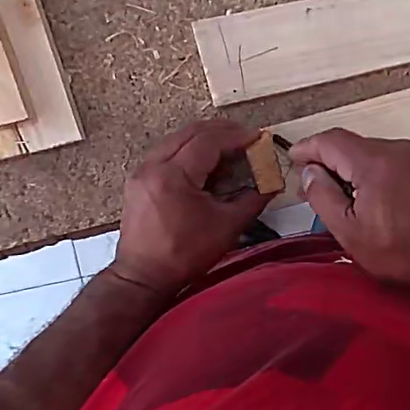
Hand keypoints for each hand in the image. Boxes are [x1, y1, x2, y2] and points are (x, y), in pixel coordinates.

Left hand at [110, 119, 274, 297]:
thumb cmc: (182, 256)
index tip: (257, 138)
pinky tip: (207, 164)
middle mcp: (152, 167)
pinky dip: (189, 151)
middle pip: (191, 132)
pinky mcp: (139, 181)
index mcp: (172, 175)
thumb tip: (271, 185)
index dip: (236, 136)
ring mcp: (142, 172)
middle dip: (222, 131)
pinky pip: (167, 153)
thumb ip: (252, 200)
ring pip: (177, 139)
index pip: (208, 141)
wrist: (144, 277)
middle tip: (246, 138)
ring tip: (230, 149)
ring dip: (205, 139)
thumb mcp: (227, 226)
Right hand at [288, 128, 409, 290]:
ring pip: (371, 152)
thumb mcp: (350, 232)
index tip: (293, 159)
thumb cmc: (404, 254)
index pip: (331, 140)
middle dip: (328, 162)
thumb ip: (323, 197)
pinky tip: (370, 198)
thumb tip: (309, 173)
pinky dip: (373, 172)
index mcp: (375, 162)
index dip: (307, 147)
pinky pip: (391, 161)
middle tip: (312, 188)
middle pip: (351, 145)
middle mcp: (398, 150)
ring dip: (351, 168)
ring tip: (341, 198)